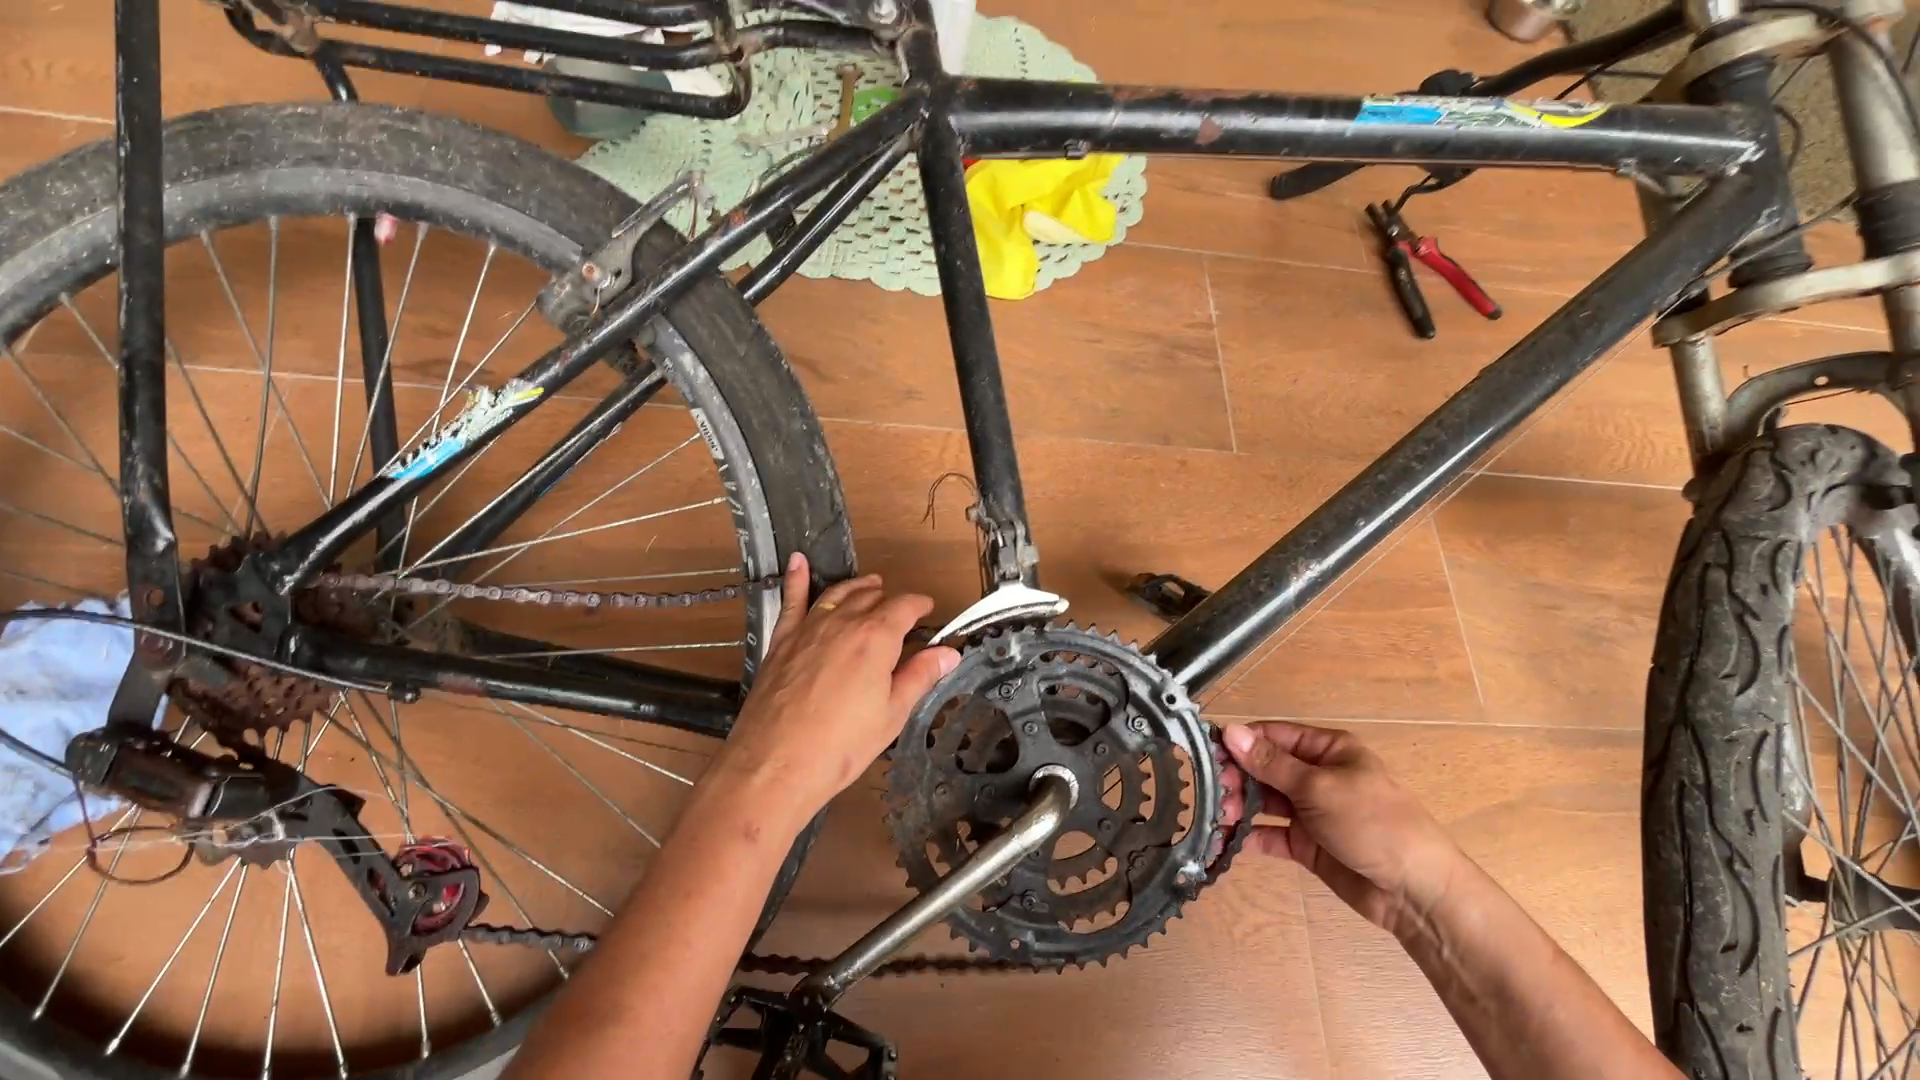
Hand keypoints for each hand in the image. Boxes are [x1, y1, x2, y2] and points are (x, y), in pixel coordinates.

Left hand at [713, 552, 959, 824]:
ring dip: (857, 586)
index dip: (920, 605)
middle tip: (901, 610)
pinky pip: (791, 600)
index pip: (905, 606)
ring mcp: (809, 629)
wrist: (777, 763)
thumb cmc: (838, 745)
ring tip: (870, 584)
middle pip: (872, 597)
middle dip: (891, 599)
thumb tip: (947, 654)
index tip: (927, 609)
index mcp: (876, 638)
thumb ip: (920, 676)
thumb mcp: (892, 714)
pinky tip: (798, 562)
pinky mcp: (782, 641)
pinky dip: (796, 578)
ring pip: (838, 594)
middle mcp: (842, 623)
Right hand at [1219, 721, 1464, 936]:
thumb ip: (1271, 763)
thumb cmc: (1373, 823)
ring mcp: (1311, 811)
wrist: (1415, 891)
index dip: (1241, 741)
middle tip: (1210, 791)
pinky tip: (1224, 841)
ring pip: (1263, 801)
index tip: (1206, 753)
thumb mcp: (1319, 787)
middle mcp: (1317, 776)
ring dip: (1237, 806)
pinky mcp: (1307, 845)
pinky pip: (1270, 834)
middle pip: (1264, 768)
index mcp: (1328, 750)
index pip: (1274, 735)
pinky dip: (1248, 836)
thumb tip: (1229, 732)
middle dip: (1236, 777)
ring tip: (1215, 816)